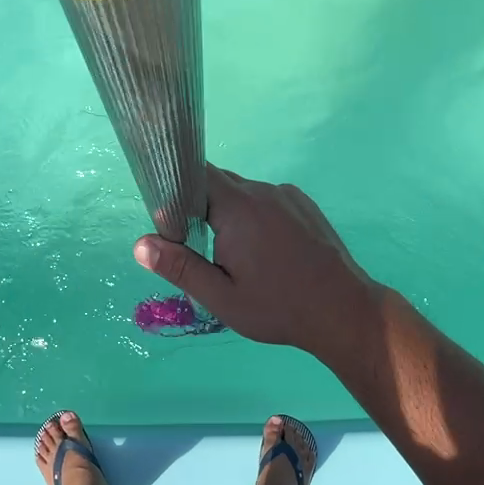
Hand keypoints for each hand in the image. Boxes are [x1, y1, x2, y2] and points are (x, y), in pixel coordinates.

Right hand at [133, 166, 382, 359]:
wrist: (343, 311)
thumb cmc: (278, 308)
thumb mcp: (222, 297)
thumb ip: (180, 267)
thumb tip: (141, 244)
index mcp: (238, 207)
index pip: (194, 173)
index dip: (175, 192)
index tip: (169, 226)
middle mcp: (263, 191)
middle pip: (218, 183)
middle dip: (199, 208)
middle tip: (195, 249)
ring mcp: (289, 196)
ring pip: (244, 195)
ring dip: (229, 217)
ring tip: (232, 258)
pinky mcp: (305, 207)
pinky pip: (267, 202)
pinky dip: (254, 219)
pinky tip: (263, 254)